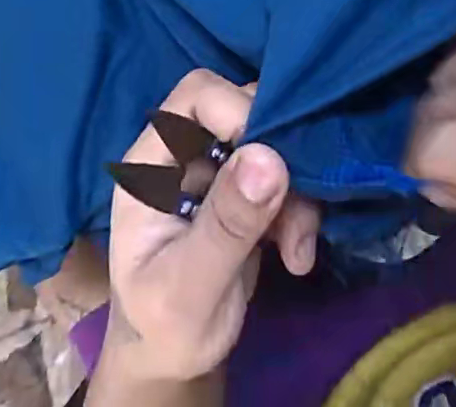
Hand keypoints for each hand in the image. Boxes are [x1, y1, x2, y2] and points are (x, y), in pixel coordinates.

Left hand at [100, 70, 320, 384]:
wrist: (177, 359)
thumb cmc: (164, 326)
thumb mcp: (188, 287)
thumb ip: (225, 225)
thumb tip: (267, 158)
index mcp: (153, 163)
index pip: (196, 95)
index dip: (236, 111)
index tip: (270, 159)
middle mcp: (186, 153)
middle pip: (245, 109)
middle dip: (280, 156)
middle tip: (297, 208)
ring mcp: (219, 168)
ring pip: (275, 141)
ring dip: (298, 191)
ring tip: (298, 248)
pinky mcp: (250, 188)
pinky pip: (289, 172)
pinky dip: (303, 209)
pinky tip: (298, 256)